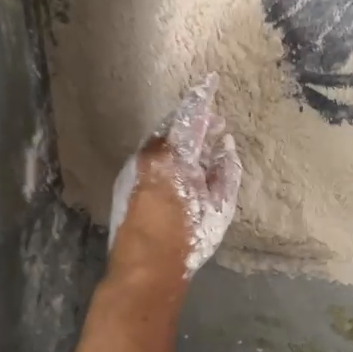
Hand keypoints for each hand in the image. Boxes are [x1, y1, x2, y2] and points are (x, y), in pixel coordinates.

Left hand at [108, 73, 242, 277]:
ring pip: (160, 142)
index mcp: (174, 156)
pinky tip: (182, 167)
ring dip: (181, 139)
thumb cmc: (187, 239)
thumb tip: (225, 145)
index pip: (191, 115)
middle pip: (173, 126)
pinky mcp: (126, 183)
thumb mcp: (219, 207)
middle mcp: (149, 156)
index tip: (212, 80)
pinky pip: (152, 157)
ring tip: (202, 147)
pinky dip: (169, 153)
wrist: (143, 271)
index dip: (203, 96)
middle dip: (194, 120)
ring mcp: (133, 169)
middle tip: (215, 124)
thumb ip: (226, 171)